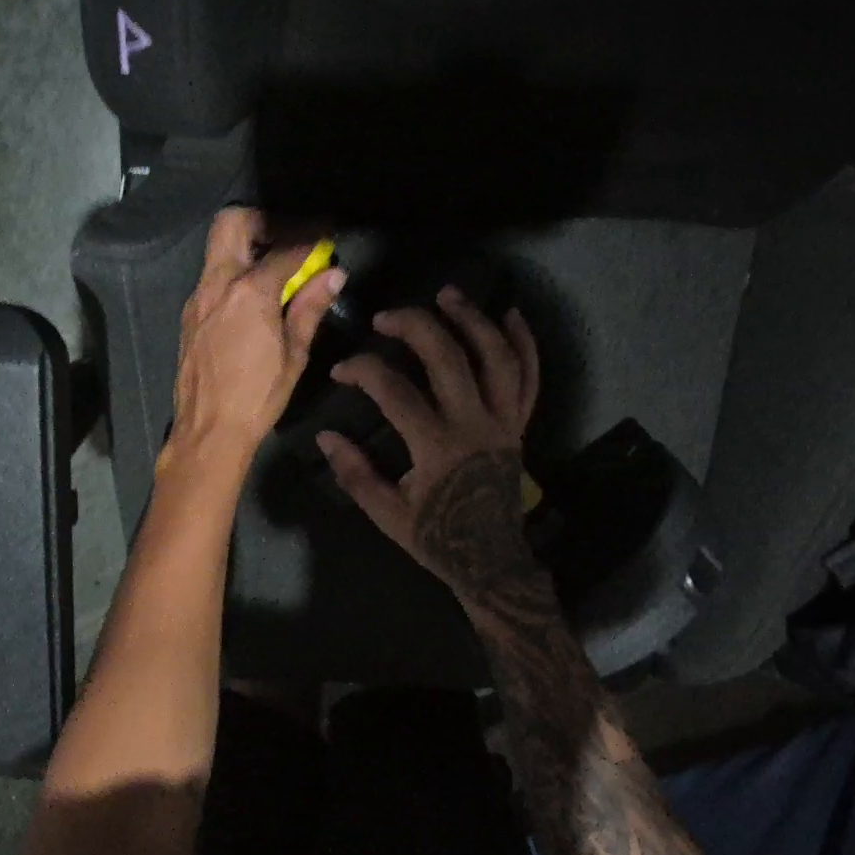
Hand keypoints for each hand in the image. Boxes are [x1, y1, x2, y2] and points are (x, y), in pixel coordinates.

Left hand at [170, 207, 345, 462]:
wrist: (209, 430)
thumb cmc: (258, 397)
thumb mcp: (294, 354)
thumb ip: (310, 307)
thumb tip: (333, 274)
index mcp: (250, 292)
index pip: (285, 250)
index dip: (311, 240)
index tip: (327, 239)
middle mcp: (217, 284)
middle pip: (233, 223)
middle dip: (264, 221)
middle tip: (289, 238)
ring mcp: (197, 298)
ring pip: (217, 249)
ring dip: (247, 246)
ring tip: (274, 269)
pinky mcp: (189, 315)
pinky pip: (211, 277)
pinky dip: (233, 273)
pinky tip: (252, 298)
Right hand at [316, 287, 541, 609]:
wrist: (490, 560)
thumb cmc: (435, 537)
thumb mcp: (387, 513)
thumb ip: (355, 473)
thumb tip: (325, 436)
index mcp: (437, 447)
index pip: (395, 392)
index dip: (364, 371)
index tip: (342, 371)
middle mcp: (474, 424)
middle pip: (448, 357)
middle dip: (415, 327)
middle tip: (386, 316)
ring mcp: (503, 422)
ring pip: (496, 357)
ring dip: (472, 319)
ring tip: (448, 294)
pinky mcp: (519, 426)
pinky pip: (529, 378)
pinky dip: (524, 344)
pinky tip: (510, 315)